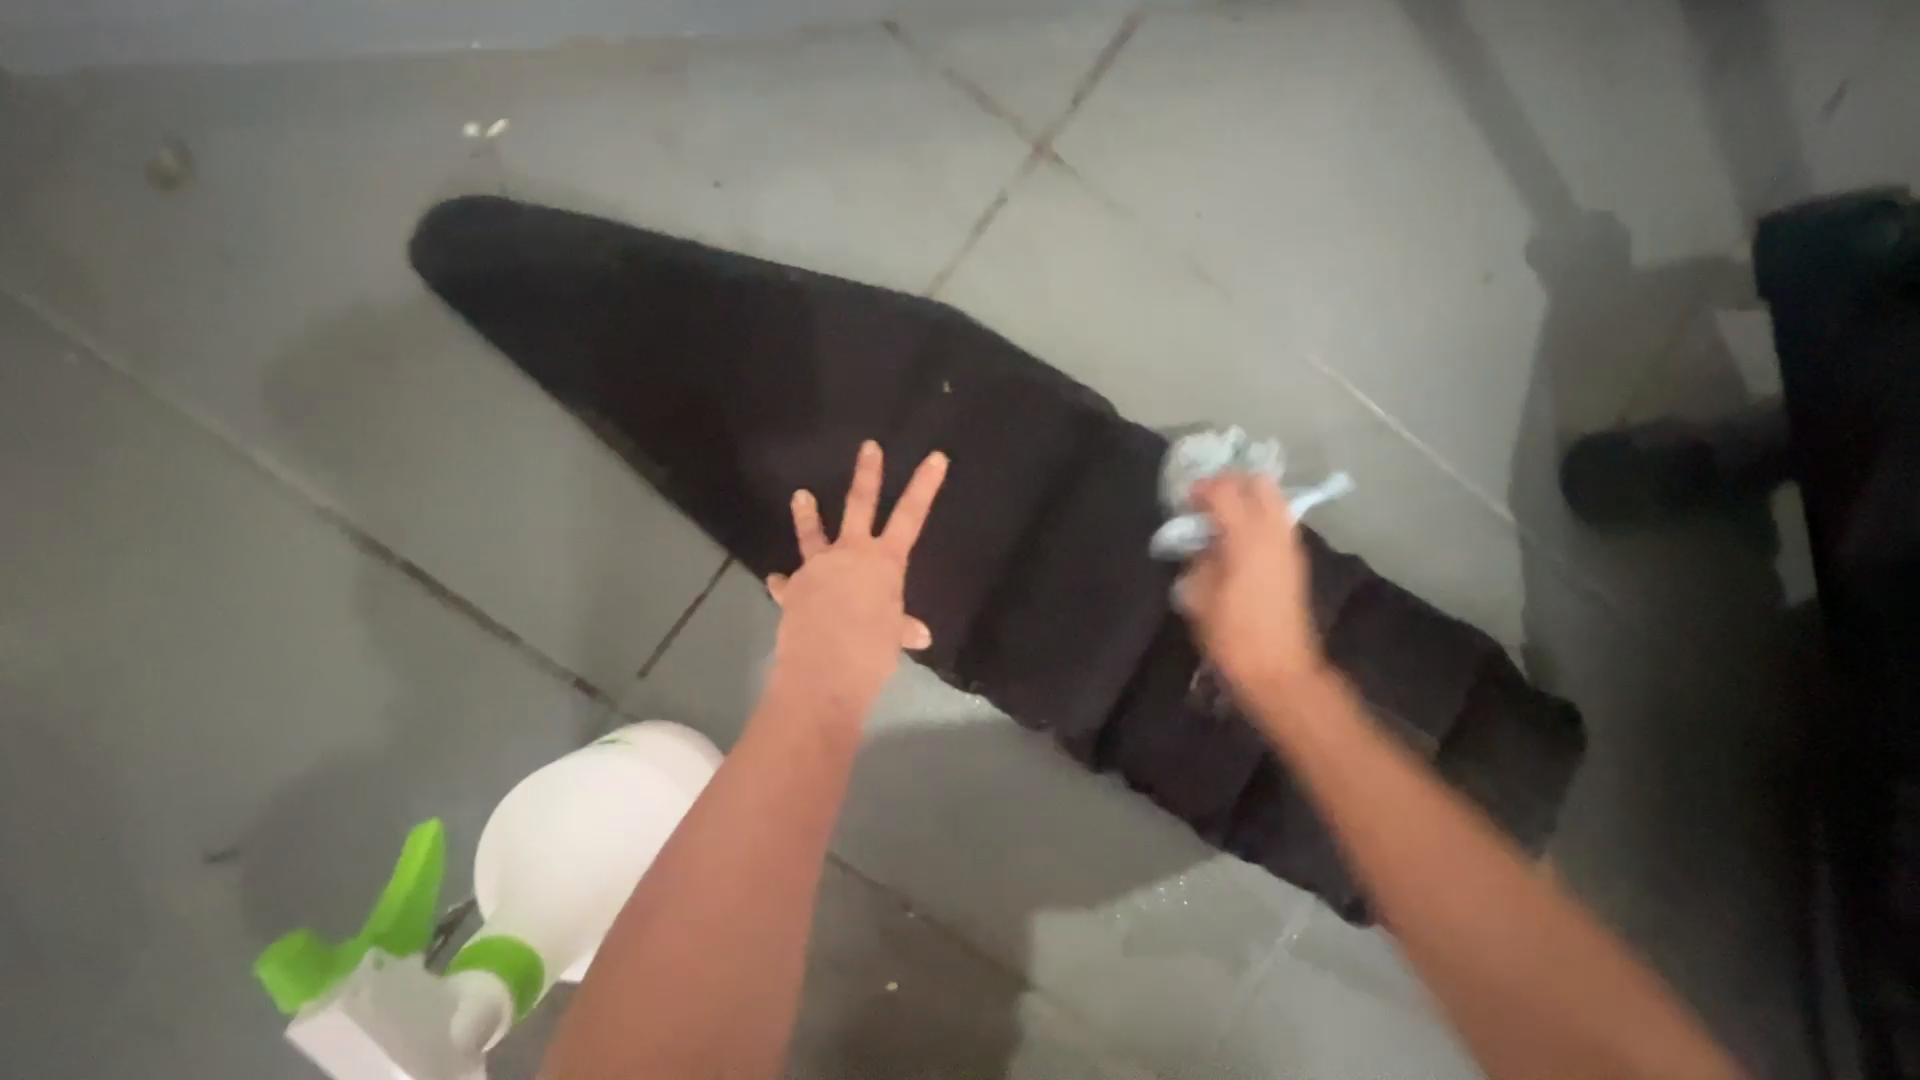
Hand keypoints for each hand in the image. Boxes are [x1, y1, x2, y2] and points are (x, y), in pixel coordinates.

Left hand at [764, 441, 948, 715]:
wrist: (823, 671)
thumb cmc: (871, 652)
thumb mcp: (893, 638)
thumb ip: (901, 627)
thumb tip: (917, 634)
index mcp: (884, 562)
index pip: (911, 516)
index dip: (925, 485)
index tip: (935, 457)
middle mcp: (850, 554)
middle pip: (860, 505)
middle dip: (867, 474)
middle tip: (868, 447)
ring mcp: (817, 568)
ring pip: (813, 534)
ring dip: (807, 515)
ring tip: (800, 495)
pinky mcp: (792, 589)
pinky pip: (788, 583)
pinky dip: (786, 583)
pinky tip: (779, 582)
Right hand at [1177, 472, 1323, 699]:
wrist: (1279, 670)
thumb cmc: (1231, 636)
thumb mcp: (1198, 597)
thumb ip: (1198, 560)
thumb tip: (1200, 544)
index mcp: (1246, 537)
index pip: (1224, 490)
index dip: (1200, 489)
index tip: (1182, 501)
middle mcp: (1273, 533)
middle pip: (1258, 483)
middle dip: (1231, 483)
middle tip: (1205, 500)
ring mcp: (1289, 546)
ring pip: (1273, 500)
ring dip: (1247, 499)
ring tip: (1220, 518)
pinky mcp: (1295, 561)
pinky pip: (1277, 522)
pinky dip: (1258, 518)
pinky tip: (1237, 539)